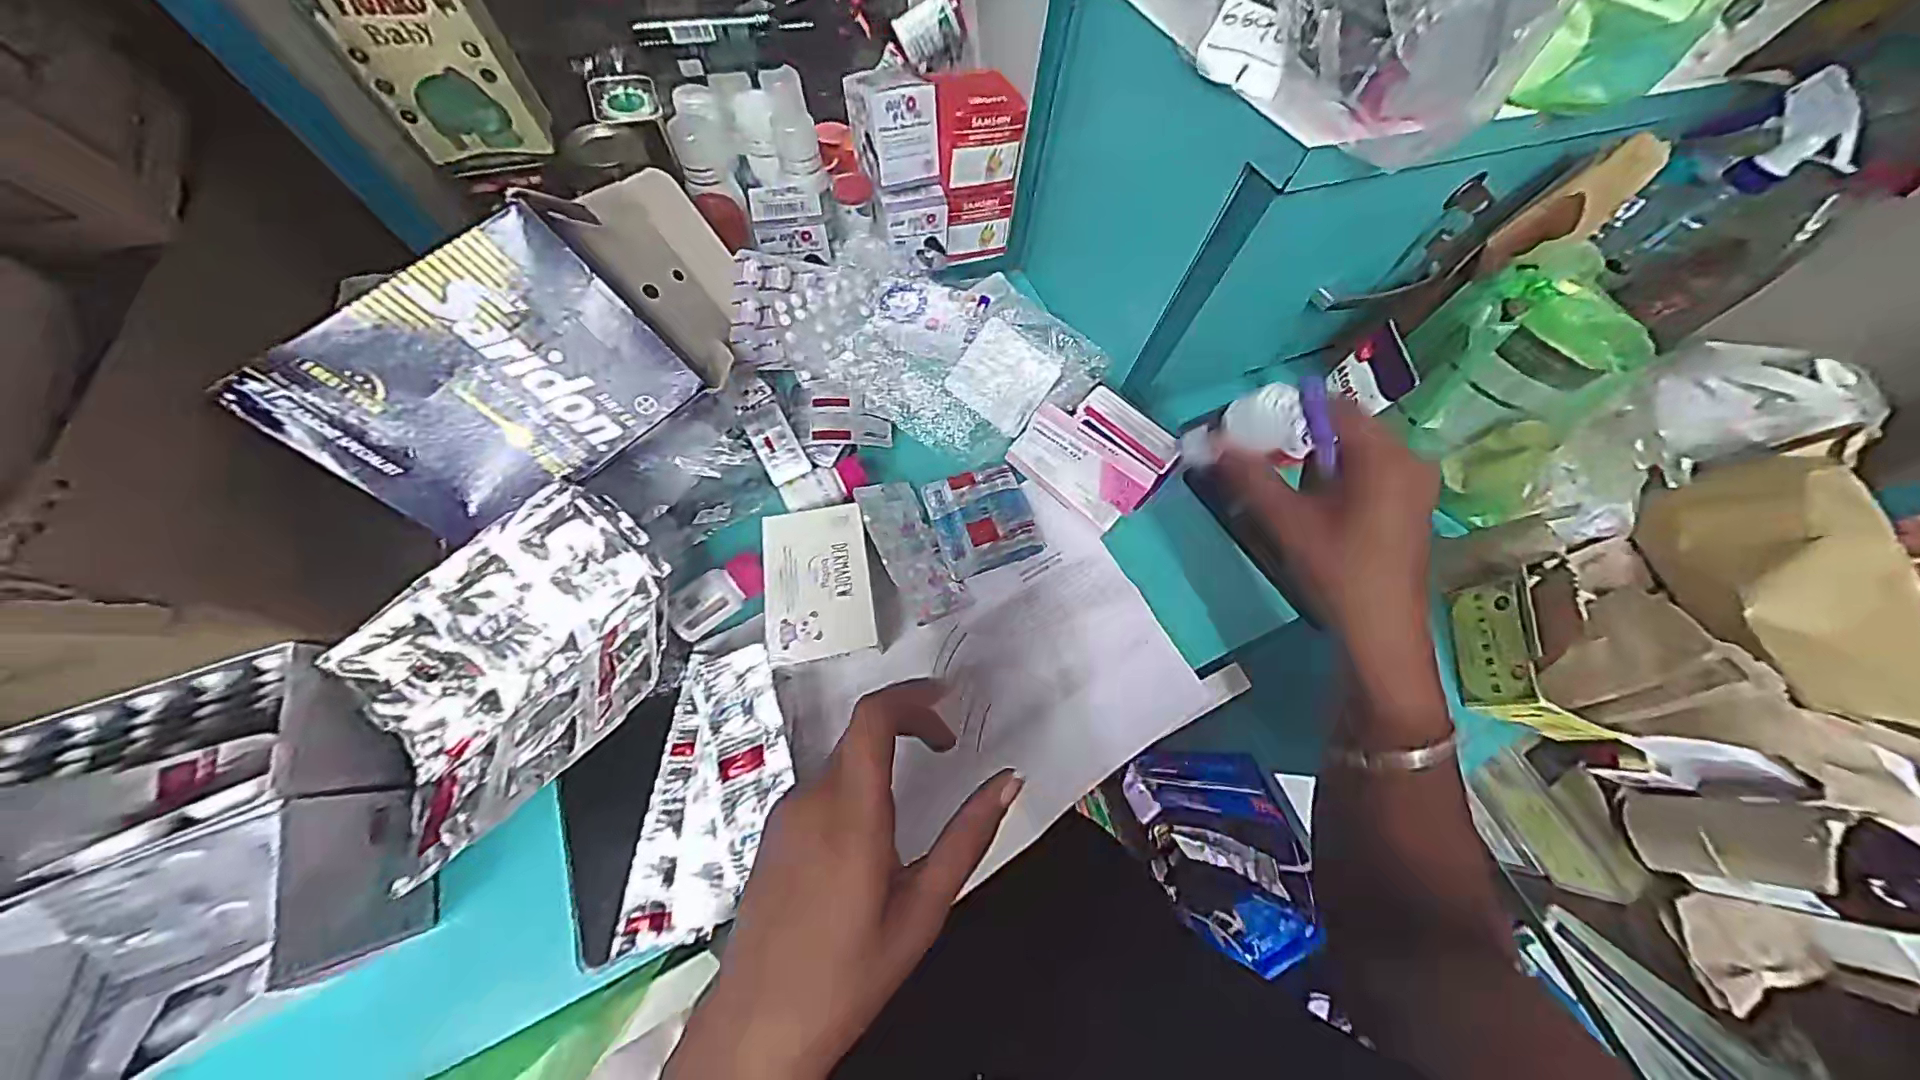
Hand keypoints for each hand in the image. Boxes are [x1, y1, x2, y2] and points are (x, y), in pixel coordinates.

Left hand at [665, 680, 1022, 1079]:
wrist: (756, 1025)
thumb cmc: (842, 977)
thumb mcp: (922, 909)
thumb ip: (968, 836)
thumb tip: (1005, 786)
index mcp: (851, 815)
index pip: (874, 717)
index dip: (913, 695)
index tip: (944, 699)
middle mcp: (811, 801)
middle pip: (861, 729)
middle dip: (907, 722)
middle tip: (943, 743)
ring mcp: (786, 814)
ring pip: (843, 757)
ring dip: (883, 756)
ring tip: (913, 795)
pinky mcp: (774, 830)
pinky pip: (822, 784)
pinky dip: (856, 782)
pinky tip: (872, 831)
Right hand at [1216, 398, 1438, 637]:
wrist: (1381, 631)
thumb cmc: (1338, 571)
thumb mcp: (1287, 521)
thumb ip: (1249, 476)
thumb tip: (1213, 441)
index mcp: (1386, 455)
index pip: (1334, 407)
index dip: (1291, 411)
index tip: (1256, 428)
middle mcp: (1410, 460)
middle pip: (1346, 429)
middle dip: (1301, 439)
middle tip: (1264, 458)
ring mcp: (1415, 484)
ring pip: (1356, 453)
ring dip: (1317, 460)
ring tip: (1285, 486)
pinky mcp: (1410, 505)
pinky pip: (1369, 473)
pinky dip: (1337, 477)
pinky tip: (1314, 505)